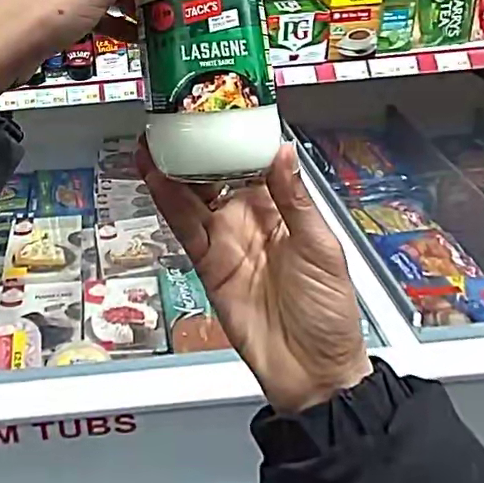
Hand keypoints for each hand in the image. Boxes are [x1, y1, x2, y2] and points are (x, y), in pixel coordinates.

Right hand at [139, 140, 373, 414]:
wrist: (313, 372)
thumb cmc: (329, 311)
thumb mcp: (321, 246)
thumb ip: (294, 198)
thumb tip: (283, 150)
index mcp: (278, 206)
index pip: (250, 161)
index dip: (232, 136)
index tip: (218, 110)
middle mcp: (247, 216)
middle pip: (213, 173)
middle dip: (193, 147)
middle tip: (174, 118)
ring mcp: (224, 238)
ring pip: (190, 194)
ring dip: (171, 167)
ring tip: (153, 140)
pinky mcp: (207, 260)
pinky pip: (183, 225)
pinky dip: (166, 200)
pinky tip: (153, 176)